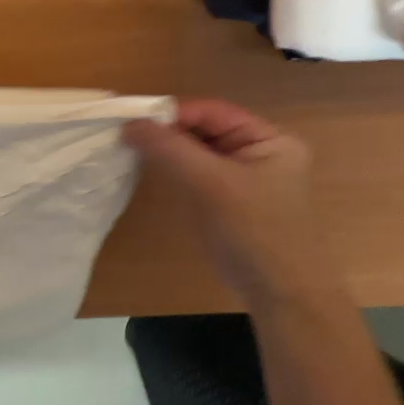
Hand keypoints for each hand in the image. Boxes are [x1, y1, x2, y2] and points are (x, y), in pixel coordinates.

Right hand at [123, 99, 338, 305]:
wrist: (280, 293)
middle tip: (123, 131)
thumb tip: (127, 123)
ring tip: (127, 144)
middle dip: (164, 128)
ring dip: (161, 145)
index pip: (212, 112)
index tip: (132, 119)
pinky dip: (165, 163)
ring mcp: (237, 174)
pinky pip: (188, 168)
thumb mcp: (212, 184)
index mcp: (269, 140)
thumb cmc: (256, 231)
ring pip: (191, 147)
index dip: (173, 112)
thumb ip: (170, 149)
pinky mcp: (220, 195)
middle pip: (201, 127)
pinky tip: (142, 163)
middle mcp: (255, 151)